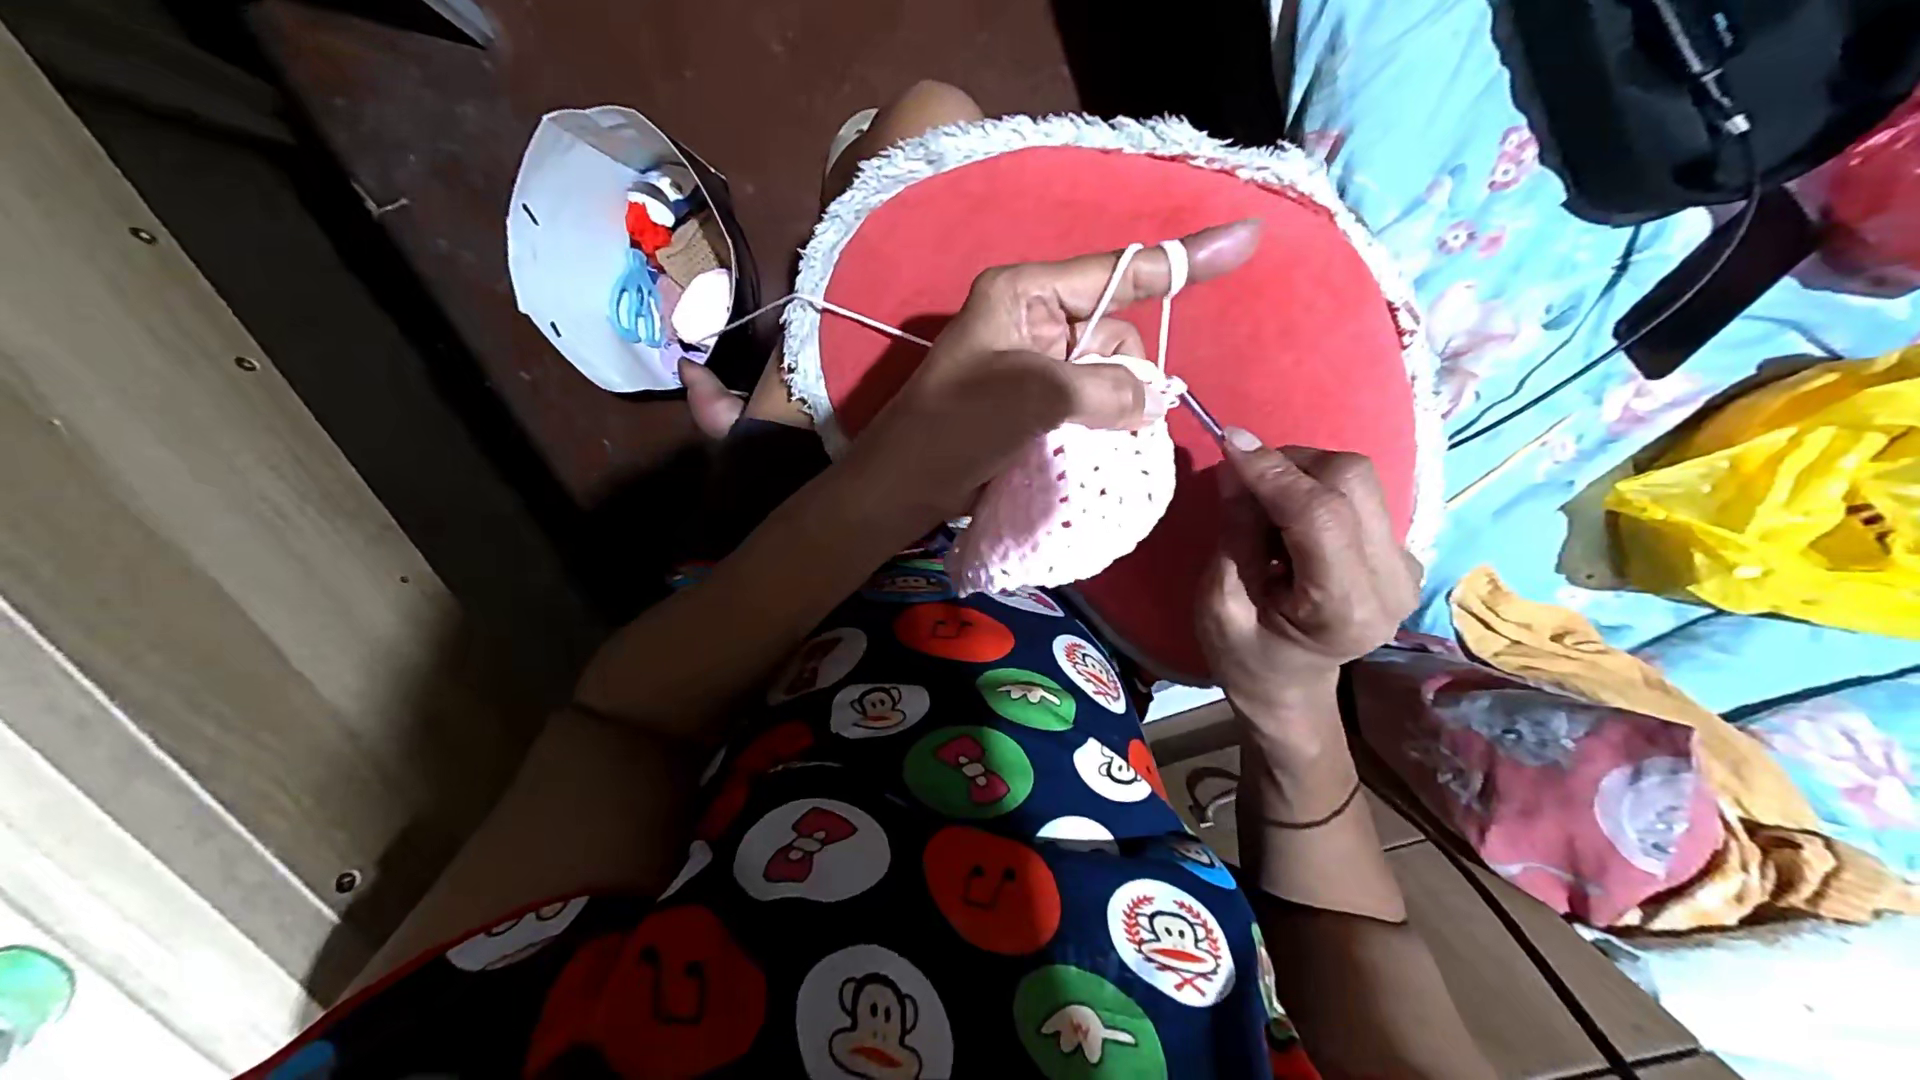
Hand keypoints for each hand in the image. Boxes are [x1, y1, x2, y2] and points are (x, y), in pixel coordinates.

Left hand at [845, 219, 1262, 520]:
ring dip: (1114, 405)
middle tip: (1097, 412)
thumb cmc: (955, 426)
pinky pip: (1091, 401)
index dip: (1181, 261)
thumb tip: (1150, 401)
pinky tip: (1096, 441)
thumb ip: (1104, 389)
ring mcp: (1035, 363)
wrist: (906, 485)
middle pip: (1117, 333)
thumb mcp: (1033, 396)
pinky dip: (1103, 421)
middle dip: (1125, 373)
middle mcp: (1034, 320)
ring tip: (1078, 435)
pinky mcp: (1035, 403)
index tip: (1247, 238)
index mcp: (1025, 294)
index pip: (1117, 272)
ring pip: (1108, 375)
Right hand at [1196, 434, 1420, 753]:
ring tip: (1263, 507)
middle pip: (1352, 480)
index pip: (1319, 514)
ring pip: (1357, 479)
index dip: (1273, 472)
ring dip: (1301, 474)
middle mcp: (1392, 580)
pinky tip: (1288, 520)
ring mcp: (1404, 563)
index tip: (1229, 441)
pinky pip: (1358, 494)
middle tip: (1244, 480)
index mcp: (1346, 607)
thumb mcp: (1219, 603)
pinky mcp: (1399, 550)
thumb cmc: (1245, 656)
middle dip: (1290, 464)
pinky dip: (1314, 489)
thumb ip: (1236, 533)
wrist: (1290, 687)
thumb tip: (1237, 467)